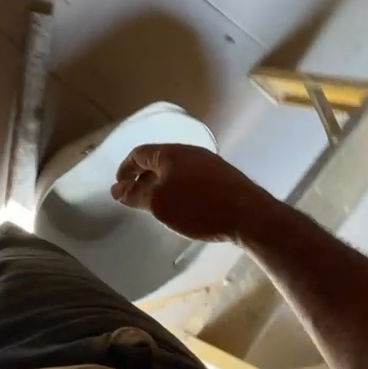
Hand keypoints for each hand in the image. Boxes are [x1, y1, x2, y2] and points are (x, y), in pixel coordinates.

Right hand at [110, 144, 284, 242]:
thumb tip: (117, 190)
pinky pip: (193, 177)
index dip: (125, 169)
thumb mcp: (159, 204)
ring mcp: (209, 163)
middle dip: (143, 178)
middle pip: (158, 160)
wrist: (250, 216)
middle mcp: (189, 152)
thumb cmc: (197, 206)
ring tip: (158, 204)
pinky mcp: (224, 177)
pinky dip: (180, 188)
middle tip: (135, 198)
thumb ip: (135, 195)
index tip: (119, 188)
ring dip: (162, 184)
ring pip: (176, 170)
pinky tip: (184, 206)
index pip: (138, 153)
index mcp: (170, 153)